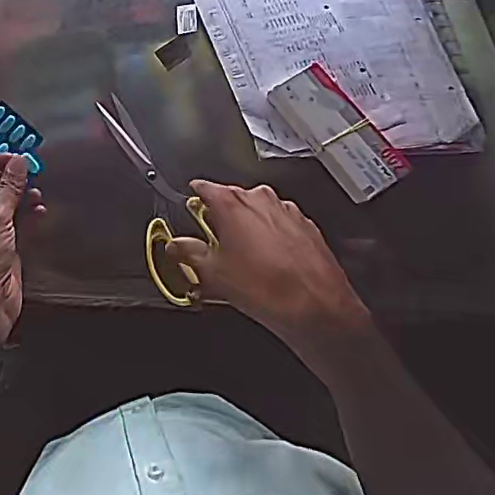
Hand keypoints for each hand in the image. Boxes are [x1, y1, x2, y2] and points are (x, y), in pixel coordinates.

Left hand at [0, 153, 41, 345]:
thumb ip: (10, 187)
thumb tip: (18, 163)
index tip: (10, 154)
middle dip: (8, 175)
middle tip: (27, 165)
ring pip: (4, 200)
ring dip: (20, 192)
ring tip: (34, 183)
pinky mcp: (2, 241)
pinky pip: (15, 217)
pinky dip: (27, 210)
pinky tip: (37, 206)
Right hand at [165, 181, 372, 367]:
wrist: (317, 307)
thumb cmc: (270, 289)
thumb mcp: (214, 274)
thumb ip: (189, 253)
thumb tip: (177, 246)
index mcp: (232, 202)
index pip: (203, 187)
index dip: (192, 198)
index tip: (189, 207)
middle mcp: (260, 198)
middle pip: (231, 200)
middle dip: (220, 221)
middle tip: (213, 248)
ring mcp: (285, 210)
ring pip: (257, 213)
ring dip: (247, 230)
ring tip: (242, 263)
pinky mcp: (305, 225)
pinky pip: (279, 225)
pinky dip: (270, 238)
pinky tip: (267, 266)